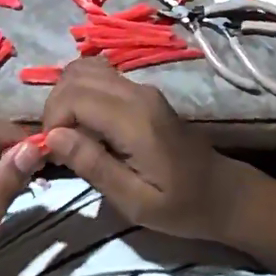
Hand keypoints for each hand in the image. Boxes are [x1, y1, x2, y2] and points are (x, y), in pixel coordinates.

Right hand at [41, 57, 246, 241]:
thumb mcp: (134, 201)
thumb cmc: (180, 205)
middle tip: (57, 145)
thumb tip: (52, 136)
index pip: (74, 96)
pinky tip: (85, 125)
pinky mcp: (142, 92)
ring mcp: (141, 88)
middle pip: (76, 75)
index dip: (52, 120)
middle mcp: (137, 93)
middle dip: (55, 107)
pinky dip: (80, 93)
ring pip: (85, 69)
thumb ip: (93, 165)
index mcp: (135, 119)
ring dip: (66, 97)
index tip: (52, 153)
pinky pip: (100, 77)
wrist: (222, 193)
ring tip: (69, 134)